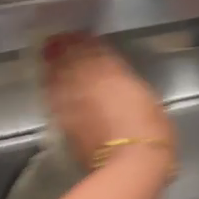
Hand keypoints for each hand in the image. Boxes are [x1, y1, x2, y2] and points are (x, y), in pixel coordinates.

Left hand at [42, 32, 174, 168]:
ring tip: (48, 55)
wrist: (132, 163)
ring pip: (57, 74)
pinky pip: (54, 96)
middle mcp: (88, 81)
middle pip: (71, 59)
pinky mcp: (63, 122)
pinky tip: (49, 82)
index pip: (95, 50)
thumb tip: (118, 82)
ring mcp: (72, 101)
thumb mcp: (146, 98)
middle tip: (58, 39)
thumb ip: (126, 85)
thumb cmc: (150, 131)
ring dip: (52, 64)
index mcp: (113, 72)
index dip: (87, 42)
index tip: (82, 35)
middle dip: (64, 48)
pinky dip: (51, 86)